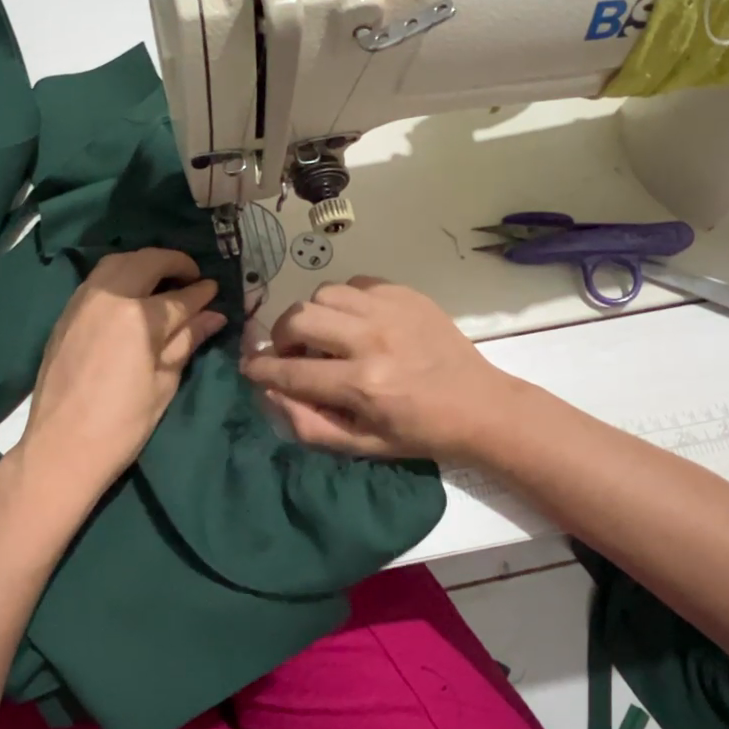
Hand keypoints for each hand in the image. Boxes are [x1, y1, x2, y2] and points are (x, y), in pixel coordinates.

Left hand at [17, 248, 225, 497]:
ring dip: (144, 263)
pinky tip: (131, 294)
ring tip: (162, 280)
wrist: (61, 447)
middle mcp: (108, 296)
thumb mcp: (164, 382)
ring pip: (117, 263)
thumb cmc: (123, 423)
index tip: (215, 290)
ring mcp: (82, 302)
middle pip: (146, 262)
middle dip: (174, 263)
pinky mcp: (65, 314)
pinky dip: (120, 276)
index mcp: (139, 316)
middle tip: (192, 277)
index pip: (179, 296)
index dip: (202, 293)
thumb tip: (213, 315)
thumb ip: (187, 340)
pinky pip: (97, 280)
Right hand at [240, 277, 518, 461]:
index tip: (250, 367)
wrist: (478, 405)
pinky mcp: (405, 293)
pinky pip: (354, 284)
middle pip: (298, 318)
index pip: (291, 370)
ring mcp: (390, 310)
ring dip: (314, 315)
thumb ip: (308, 423)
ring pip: (323, 293)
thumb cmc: (417, 432)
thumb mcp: (361, 444)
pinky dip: (344, 302)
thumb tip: (269, 392)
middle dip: (282, 336)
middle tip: (292, 352)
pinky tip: (355, 323)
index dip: (261, 368)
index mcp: (362, 384)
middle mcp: (372, 340)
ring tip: (325, 336)